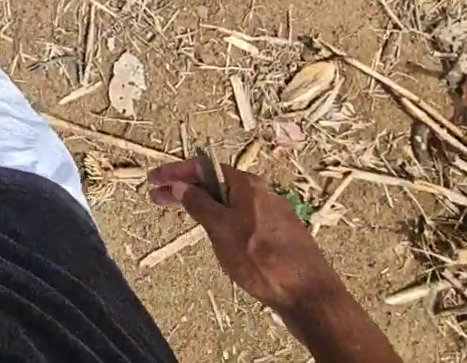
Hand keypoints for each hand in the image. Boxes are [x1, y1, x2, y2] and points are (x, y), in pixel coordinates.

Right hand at [146, 157, 341, 316]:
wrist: (313, 300)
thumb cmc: (263, 259)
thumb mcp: (221, 228)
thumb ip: (198, 204)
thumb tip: (180, 186)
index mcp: (246, 184)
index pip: (202, 167)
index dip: (174, 172)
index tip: (153, 181)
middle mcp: (260, 194)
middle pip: (214, 184)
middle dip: (184, 189)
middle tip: (158, 198)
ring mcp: (272, 216)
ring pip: (228, 203)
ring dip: (202, 206)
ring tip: (183, 215)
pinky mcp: (280, 238)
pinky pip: (241, 219)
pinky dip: (221, 220)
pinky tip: (216, 236)